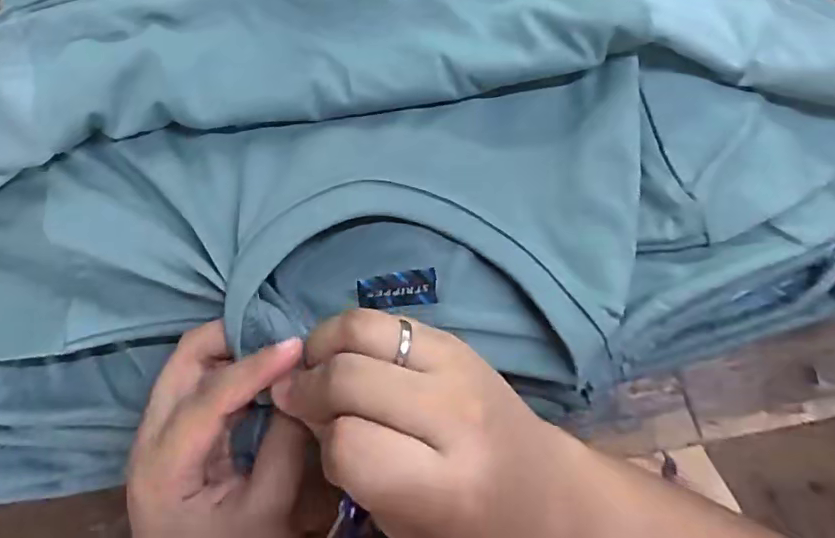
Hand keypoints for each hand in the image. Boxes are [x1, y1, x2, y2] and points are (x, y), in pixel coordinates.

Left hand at [128, 321, 309, 537]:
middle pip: (185, 360)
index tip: (296, 345)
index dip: (255, 365)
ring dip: (233, 349)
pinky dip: (231, 368)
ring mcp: (157, 435)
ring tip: (276, 349)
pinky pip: (199, 382)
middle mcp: (148, 440)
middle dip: (232, 337)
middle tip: (280, 335)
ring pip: (190, 364)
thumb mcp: (270, 509)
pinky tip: (264, 371)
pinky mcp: (174, 436)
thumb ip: (285, 441)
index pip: (208, 395)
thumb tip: (298, 382)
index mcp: (162, 467)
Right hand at [270, 310, 586, 537]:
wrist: (540, 486)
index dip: (324, 444)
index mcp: (447, 485)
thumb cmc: (470, 525)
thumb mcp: (405, 522)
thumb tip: (300, 403)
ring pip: (363, 327)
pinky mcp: (455, 338)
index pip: (350, 445)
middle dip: (310, 385)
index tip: (316, 442)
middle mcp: (454, 415)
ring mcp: (456, 365)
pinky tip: (347, 351)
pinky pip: (386, 317)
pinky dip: (353, 330)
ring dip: (325, 342)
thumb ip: (351, 466)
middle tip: (293, 393)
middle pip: (350, 377)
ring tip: (316, 363)